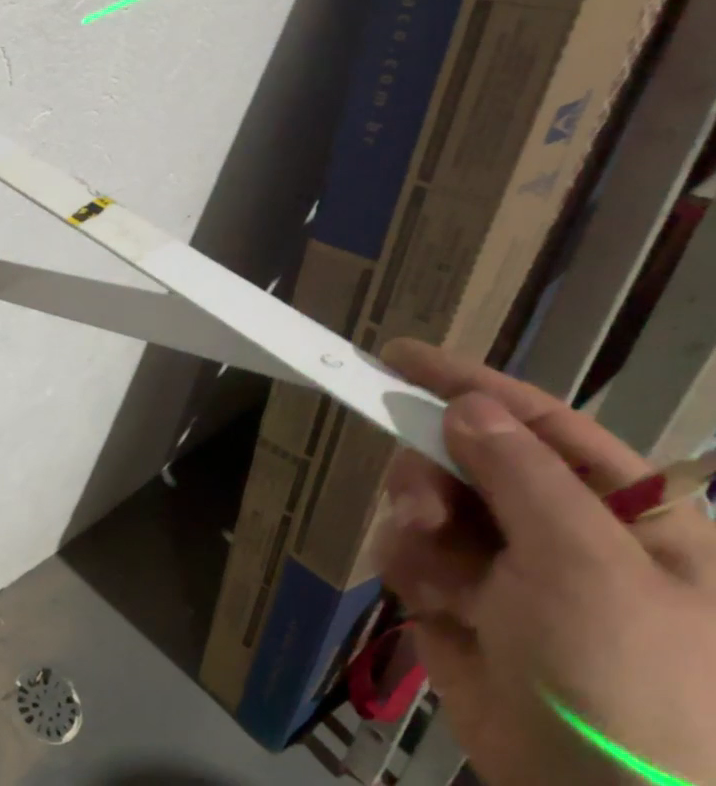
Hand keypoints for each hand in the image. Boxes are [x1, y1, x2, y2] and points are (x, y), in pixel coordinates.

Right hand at [374, 339, 715, 785]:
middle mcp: (570, 536)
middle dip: (432, 474)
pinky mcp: (462, 603)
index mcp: (634, 520)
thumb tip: (466, 405)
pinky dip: (409, 570)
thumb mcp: (587, 565)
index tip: (398, 356)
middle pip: (471, 461)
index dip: (474, 387)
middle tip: (417, 504)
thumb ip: (522, 475)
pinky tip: (432, 604)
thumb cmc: (625, 676)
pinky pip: (412, 555)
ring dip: (415, 529)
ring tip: (433, 575)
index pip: (546, 427)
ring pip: (430, 506)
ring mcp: (513, 572)